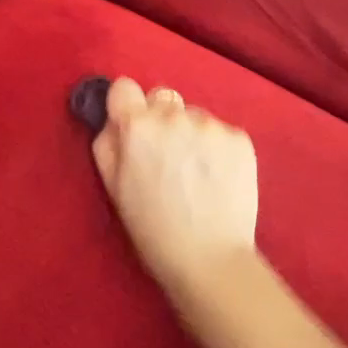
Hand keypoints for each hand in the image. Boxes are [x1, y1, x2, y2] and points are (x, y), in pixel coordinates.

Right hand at [92, 77, 260, 292]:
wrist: (209, 260)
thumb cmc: (152, 229)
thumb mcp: (113, 188)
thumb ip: (107, 143)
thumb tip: (114, 119)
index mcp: (137, 127)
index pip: (124, 87)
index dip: (126, 107)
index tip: (132, 127)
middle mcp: (174, 116)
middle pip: (162, 99)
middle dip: (160, 120)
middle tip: (166, 158)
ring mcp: (210, 124)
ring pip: (193, 115)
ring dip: (191, 134)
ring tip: (196, 174)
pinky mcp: (239, 137)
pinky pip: (221, 131)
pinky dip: (218, 148)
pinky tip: (217, 178)